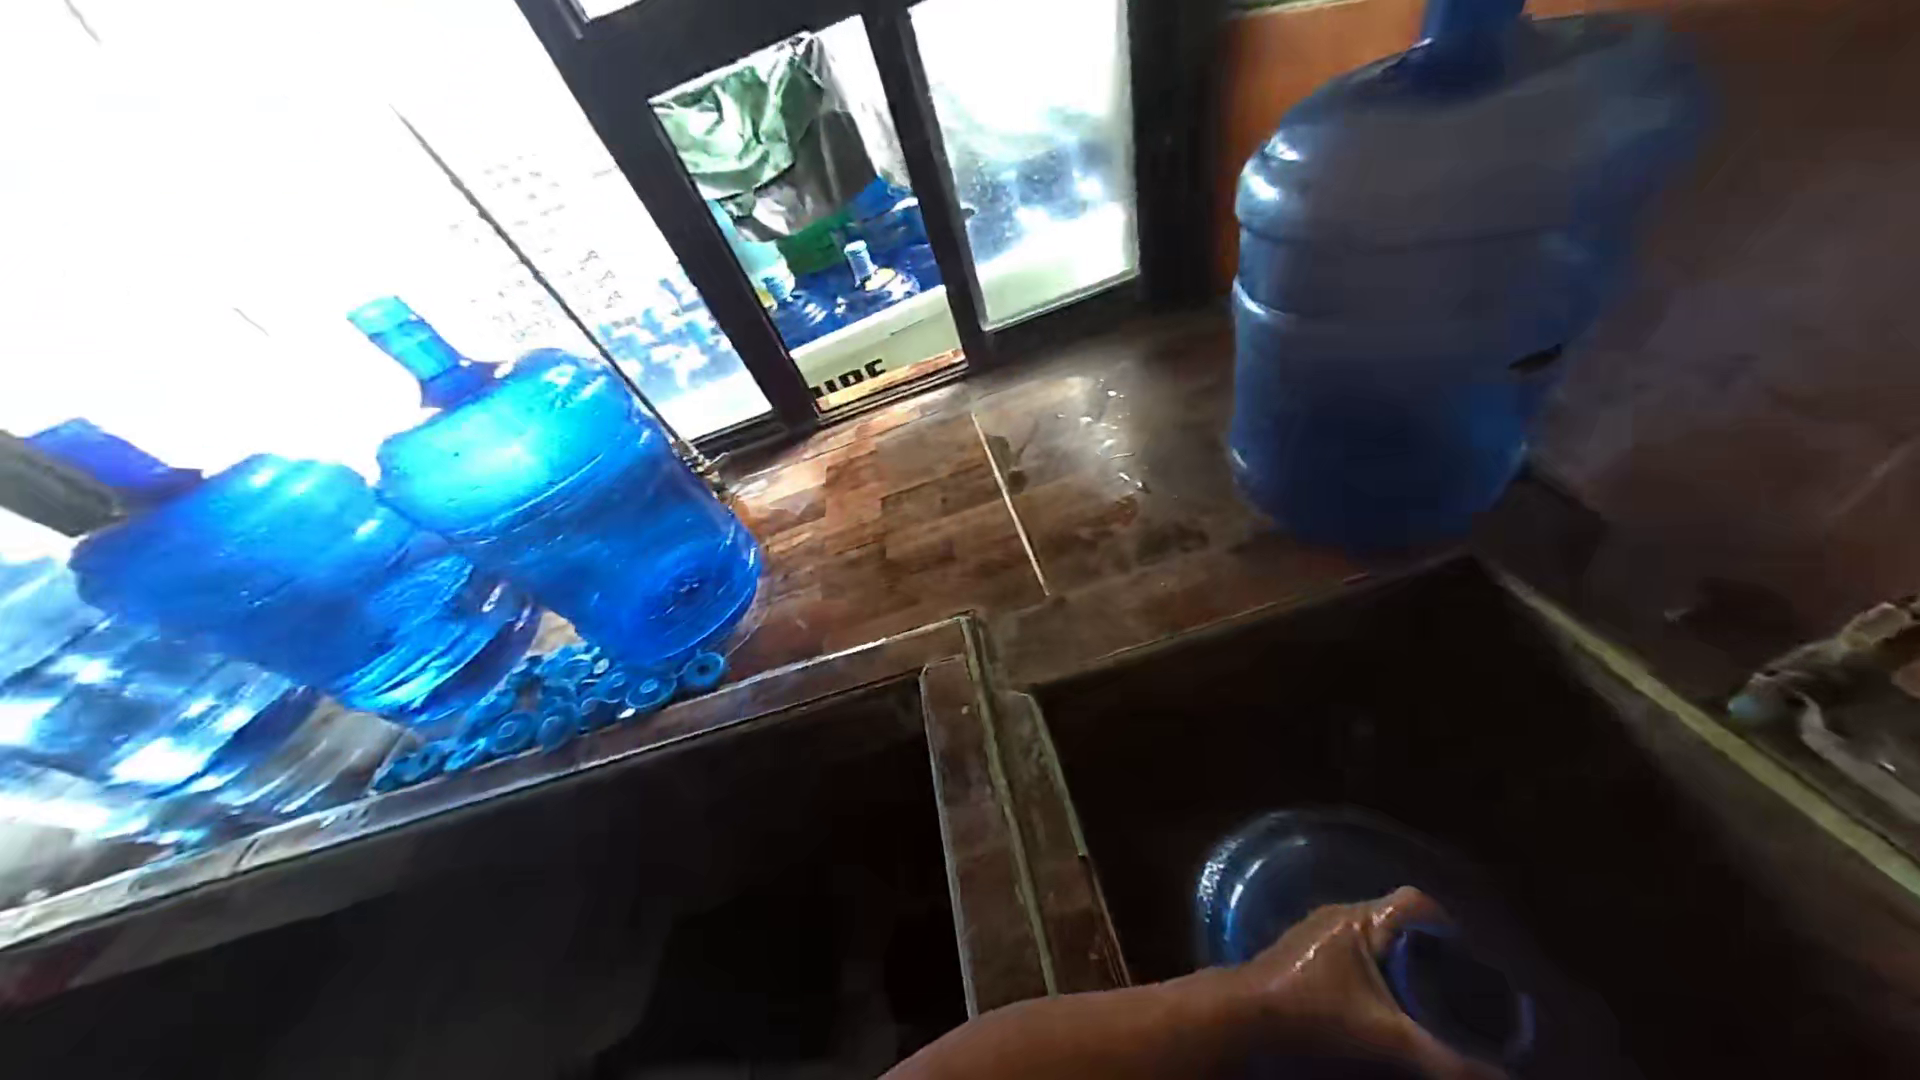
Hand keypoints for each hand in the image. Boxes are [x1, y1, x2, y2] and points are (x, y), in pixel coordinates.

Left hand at [1223, 886, 1505, 1079]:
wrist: (1250, 1011)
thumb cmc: (1315, 1012)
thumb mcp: (1387, 1038)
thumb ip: (1448, 1062)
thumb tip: (1503, 1078)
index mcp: (1360, 920)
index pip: (1415, 901)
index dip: (1450, 924)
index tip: (1476, 961)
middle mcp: (1341, 914)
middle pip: (1400, 918)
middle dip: (1434, 949)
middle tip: (1466, 986)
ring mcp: (1323, 929)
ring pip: (1379, 933)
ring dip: (1407, 960)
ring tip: (1439, 997)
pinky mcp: (1312, 947)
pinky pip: (1359, 945)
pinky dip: (1384, 966)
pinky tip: (1397, 1000)